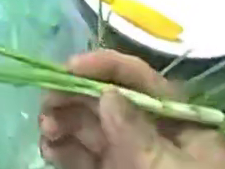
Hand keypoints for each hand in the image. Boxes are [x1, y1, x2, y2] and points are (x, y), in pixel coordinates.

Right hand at [40, 51, 224, 168]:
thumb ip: (141, 136)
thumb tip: (107, 94)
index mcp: (177, 123)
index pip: (139, 79)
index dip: (104, 66)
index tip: (69, 67)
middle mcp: (152, 136)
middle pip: (108, 101)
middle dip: (75, 96)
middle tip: (47, 103)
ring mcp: (133, 162)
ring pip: (92, 129)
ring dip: (65, 122)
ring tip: (46, 130)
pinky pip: (86, 160)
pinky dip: (65, 151)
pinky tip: (50, 150)